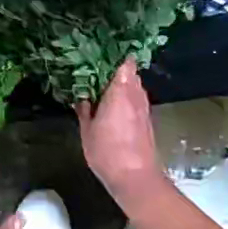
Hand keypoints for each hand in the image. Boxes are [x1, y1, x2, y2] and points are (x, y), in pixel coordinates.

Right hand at [76, 59, 169, 214]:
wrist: (137, 181)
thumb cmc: (108, 152)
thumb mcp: (87, 128)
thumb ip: (84, 107)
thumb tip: (81, 93)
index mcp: (120, 91)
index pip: (124, 63)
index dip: (114, 53)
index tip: (99, 47)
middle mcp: (135, 96)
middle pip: (130, 72)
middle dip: (115, 66)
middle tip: (94, 63)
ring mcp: (143, 109)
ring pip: (134, 86)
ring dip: (121, 81)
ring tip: (100, 80)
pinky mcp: (146, 122)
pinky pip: (135, 99)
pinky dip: (125, 95)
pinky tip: (110, 101)